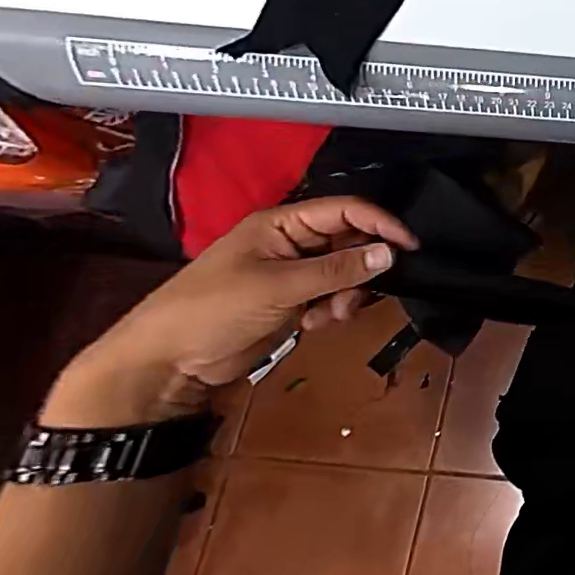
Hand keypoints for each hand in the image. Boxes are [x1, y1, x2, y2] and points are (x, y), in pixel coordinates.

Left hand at [41, 197, 419, 427]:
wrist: (166, 363)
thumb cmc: (212, 310)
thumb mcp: (279, 286)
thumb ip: (338, 269)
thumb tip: (391, 254)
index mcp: (283, 224)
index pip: (346, 211)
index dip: (380, 224)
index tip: (409, 247)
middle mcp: (292, 241)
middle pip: (351, 241)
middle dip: (361, 268)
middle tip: (360, 294)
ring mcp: (294, 271)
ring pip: (347, 271)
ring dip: (348, 293)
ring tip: (330, 315)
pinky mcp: (295, 299)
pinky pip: (334, 294)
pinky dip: (334, 309)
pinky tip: (315, 324)